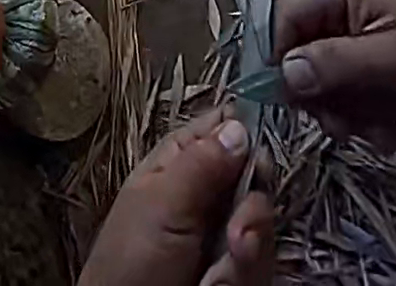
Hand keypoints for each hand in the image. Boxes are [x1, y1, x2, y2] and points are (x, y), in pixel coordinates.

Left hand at [79, 106, 274, 285]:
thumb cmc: (133, 260)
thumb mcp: (162, 205)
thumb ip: (201, 165)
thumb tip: (239, 125)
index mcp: (181, 160)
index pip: (223, 126)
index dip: (246, 134)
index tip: (259, 157)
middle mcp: (208, 190)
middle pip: (255, 175)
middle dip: (253, 208)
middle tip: (238, 238)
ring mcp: (225, 230)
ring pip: (262, 221)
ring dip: (248, 251)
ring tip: (218, 279)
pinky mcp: (238, 269)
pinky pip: (262, 261)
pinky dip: (246, 275)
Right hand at [273, 0, 395, 142]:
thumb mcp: (391, 57)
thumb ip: (334, 63)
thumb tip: (284, 75)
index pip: (282, 19)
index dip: (282, 62)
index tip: (298, 105)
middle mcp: (333, 3)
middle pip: (298, 53)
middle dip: (325, 97)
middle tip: (350, 127)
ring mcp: (349, 29)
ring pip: (321, 78)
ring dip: (349, 112)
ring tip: (385, 131)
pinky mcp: (365, 54)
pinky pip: (345, 87)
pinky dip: (364, 112)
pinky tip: (394, 127)